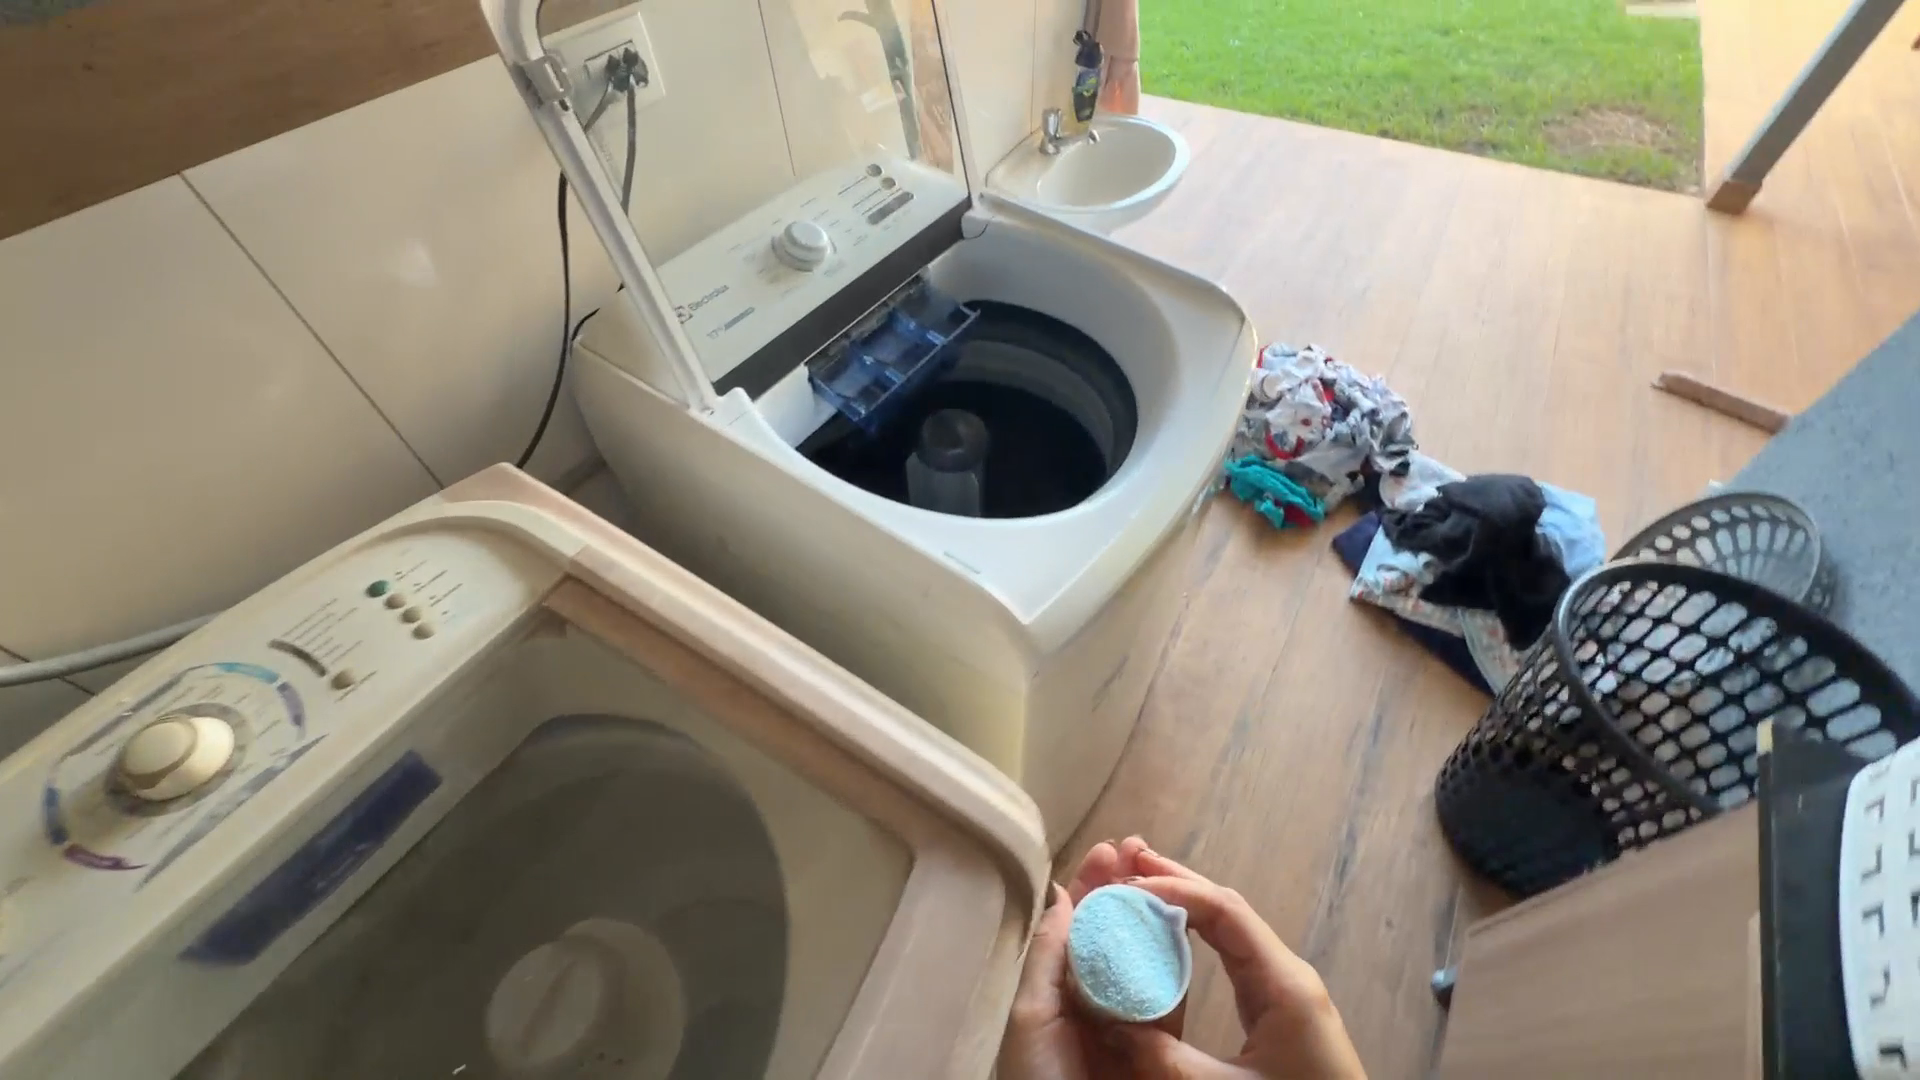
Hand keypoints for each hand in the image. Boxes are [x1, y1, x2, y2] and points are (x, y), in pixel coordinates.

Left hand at [999, 837, 1173, 1079]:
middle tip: (1140, 848)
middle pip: (1112, 930)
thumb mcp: (1032, 1014)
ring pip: (1142, 955)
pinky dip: (1175, 962)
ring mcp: (1127, 1019)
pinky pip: (1168, 998)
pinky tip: (1181, 927)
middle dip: (1125, 887)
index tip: (1110, 848)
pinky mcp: (1158, 1047)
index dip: (1093, 885)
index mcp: (1060, 986)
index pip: (1078, 923)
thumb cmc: (1042, 1078)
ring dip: (1151, 912)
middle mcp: (1093, 995)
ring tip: (1162, 874)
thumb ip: (1049, 954)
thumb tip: (1061, 891)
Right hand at [1110, 850, 1367, 1079]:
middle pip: (1226, 907)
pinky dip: (1196, 930)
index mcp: (1284, 982)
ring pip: (1229, 925)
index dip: (1174, 889)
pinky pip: (1232, 952)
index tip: (1128, 885)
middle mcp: (1287, 972)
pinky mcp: (1279, 1007)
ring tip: (1139, 881)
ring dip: (1184, 900)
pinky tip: (1169, 930)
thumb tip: (1108, 1026)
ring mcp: (1285, 987)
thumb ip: (1166, 1060)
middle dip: (1175, 880)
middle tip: (1126, 860)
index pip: (1225, 909)